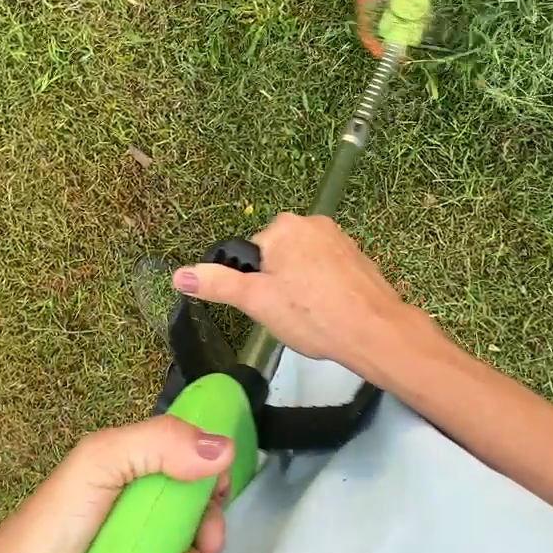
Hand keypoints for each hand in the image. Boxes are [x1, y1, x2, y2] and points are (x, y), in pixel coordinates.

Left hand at [0, 415, 233, 552]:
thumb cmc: (52, 522)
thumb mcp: (101, 459)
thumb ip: (157, 441)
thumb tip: (222, 447)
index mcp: (140, 471)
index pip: (195, 465)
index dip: (212, 477)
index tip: (217, 491)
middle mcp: (147, 511)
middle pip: (203, 515)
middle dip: (209, 526)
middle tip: (204, 538)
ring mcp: (147, 551)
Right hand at [173, 213, 425, 377]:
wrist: (374, 331)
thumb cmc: (311, 315)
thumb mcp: (256, 302)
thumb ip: (217, 284)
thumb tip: (178, 274)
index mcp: (283, 226)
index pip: (253, 254)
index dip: (257, 284)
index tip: (270, 306)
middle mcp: (310, 221)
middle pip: (277, 254)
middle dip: (279, 282)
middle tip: (290, 312)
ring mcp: (337, 236)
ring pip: (302, 262)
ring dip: (301, 284)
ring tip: (312, 314)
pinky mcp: (356, 254)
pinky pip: (326, 267)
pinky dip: (323, 285)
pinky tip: (330, 309)